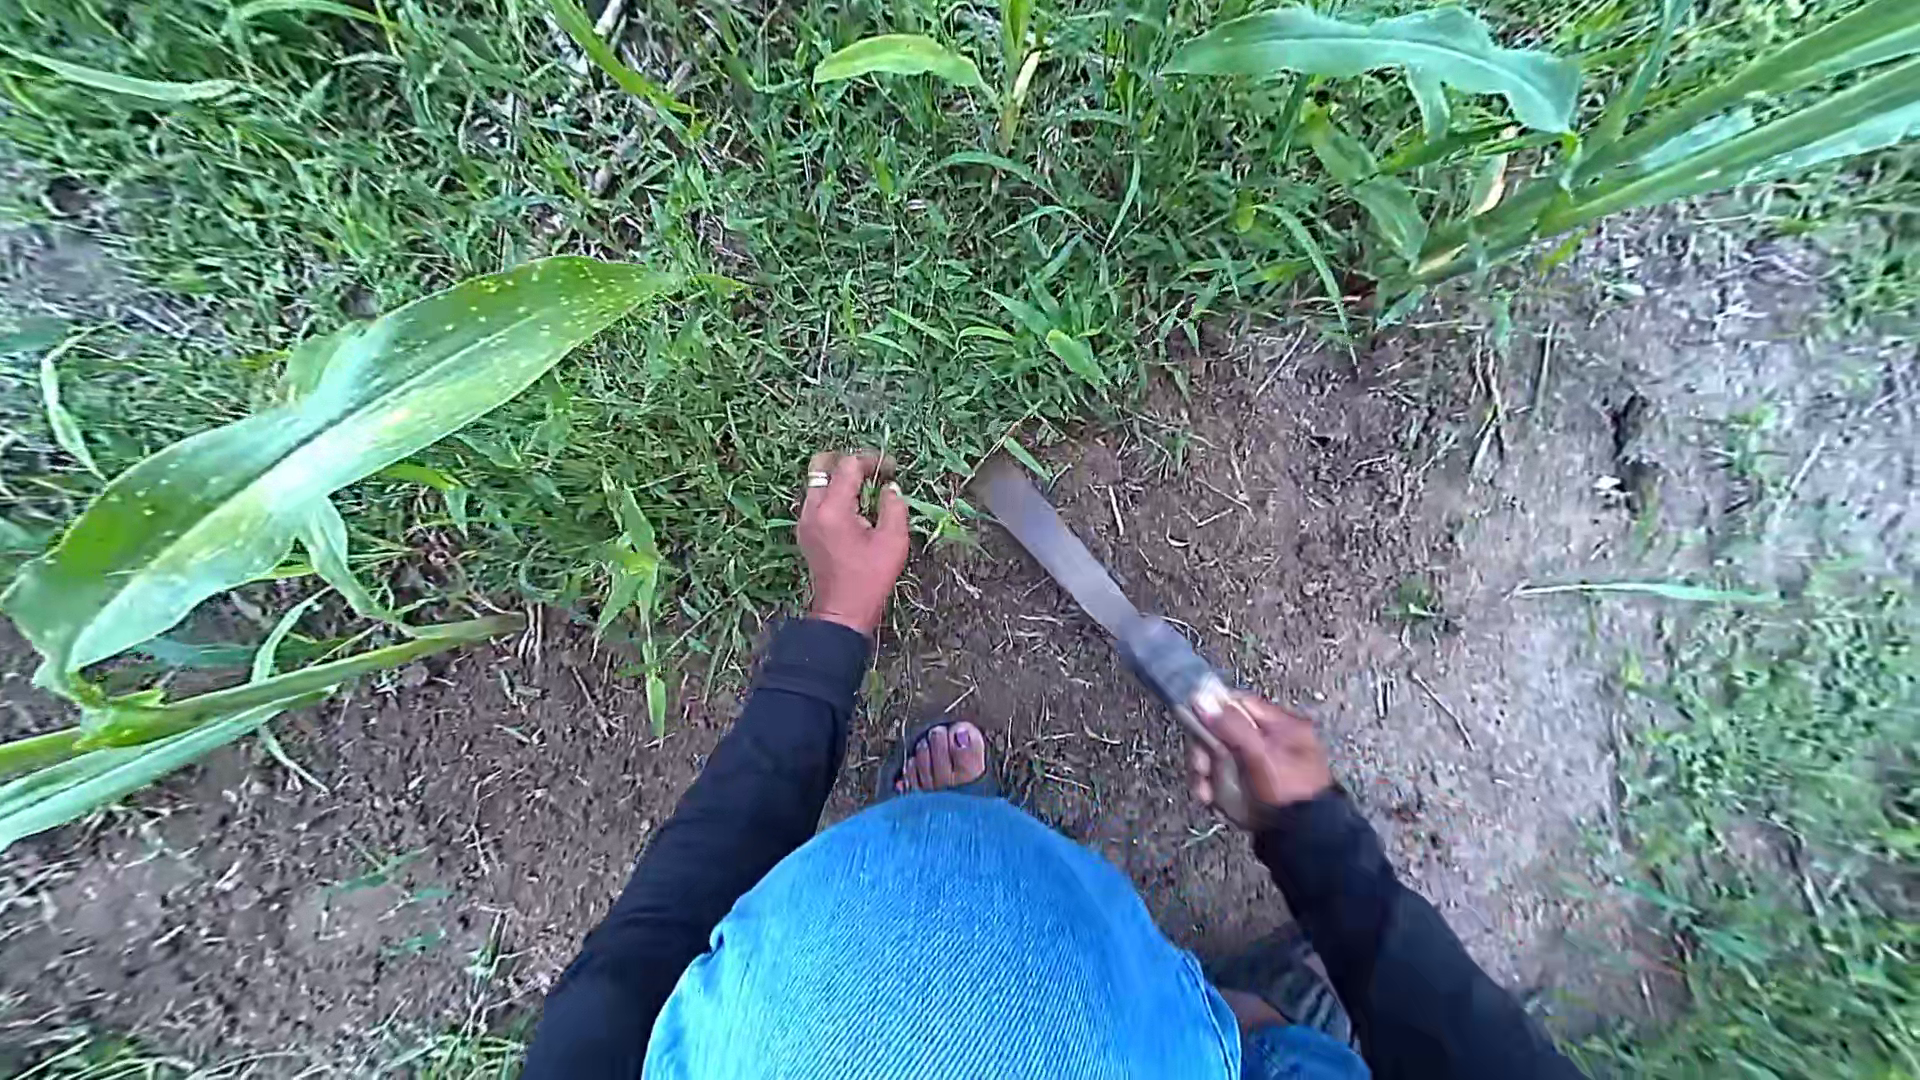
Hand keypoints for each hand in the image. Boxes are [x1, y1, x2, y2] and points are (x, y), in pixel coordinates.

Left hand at [797, 450, 908, 637]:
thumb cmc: (871, 577)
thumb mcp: (893, 540)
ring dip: (840, 479)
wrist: (843, 611)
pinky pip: (816, 500)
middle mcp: (812, 510)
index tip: (891, 469)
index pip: (847, 466)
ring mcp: (805, 521)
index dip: (871, 461)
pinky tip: (856, 508)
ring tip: (867, 490)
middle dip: (848, 462)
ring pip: (817, 482)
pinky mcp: (806, 531)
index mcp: (832, 509)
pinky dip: (834, 494)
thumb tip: (890, 488)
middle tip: (872, 470)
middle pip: (821, 466)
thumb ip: (894, 506)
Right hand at [1187, 693, 1332, 826]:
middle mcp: (1274, 742)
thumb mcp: (1261, 755)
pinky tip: (1212, 798)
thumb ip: (1232, 726)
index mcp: (1284, 726)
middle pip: (1225, 731)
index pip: (1240, 703)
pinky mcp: (1255, 786)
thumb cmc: (1293, 797)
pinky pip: (1226, 776)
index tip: (1196, 723)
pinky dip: (1214, 786)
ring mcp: (1264, 765)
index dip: (1214, 711)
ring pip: (1221, 756)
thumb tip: (1203, 700)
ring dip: (1206, 771)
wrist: (1309, 843)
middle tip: (1200, 766)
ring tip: (1204, 790)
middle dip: (1205, 750)